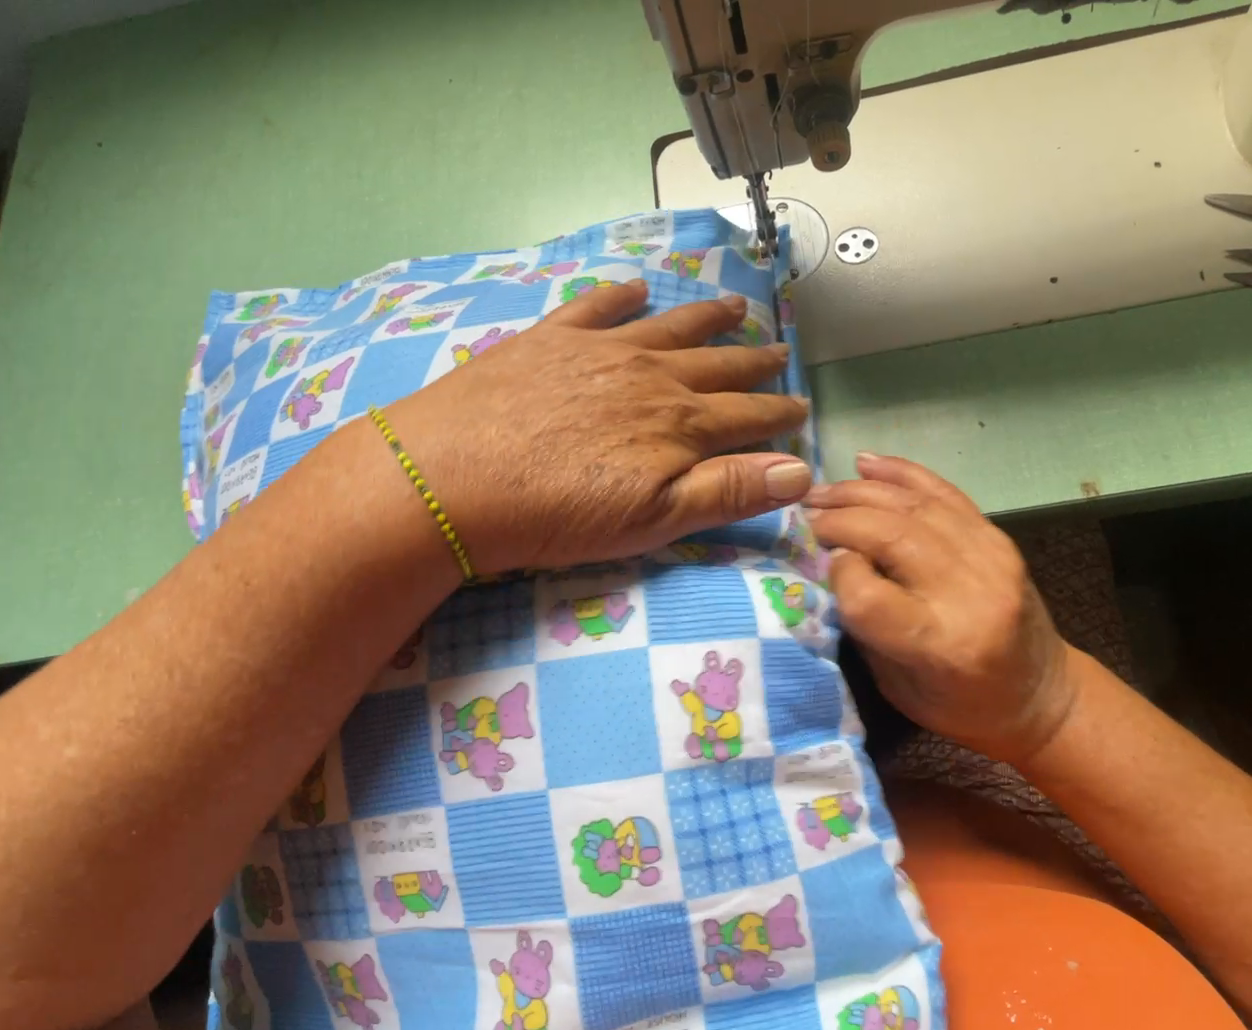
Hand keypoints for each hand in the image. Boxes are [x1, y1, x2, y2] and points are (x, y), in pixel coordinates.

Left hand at [383, 279, 810, 572]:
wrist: (449, 481)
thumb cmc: (555, 514)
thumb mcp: (652, 519)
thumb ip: (726, 492)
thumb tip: (800, 471)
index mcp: (678, 424)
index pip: (747, 415)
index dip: (778, 414)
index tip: (802, 408)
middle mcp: (650, 376)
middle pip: (716, 365)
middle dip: (754, 362)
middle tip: (781, 353)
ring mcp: (599, 351)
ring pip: (669, 327)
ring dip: (706, 319)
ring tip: (737, 307)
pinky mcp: (550, 340)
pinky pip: (597, 307)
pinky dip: (621, 295)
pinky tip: (637, 287)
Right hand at [806, 454, 1080, 764]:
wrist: (1042, 696)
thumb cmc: (961, 706)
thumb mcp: (898, 686)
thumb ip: (865, 625)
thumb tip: (829, 563)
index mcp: (941, 644)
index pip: (868, 594)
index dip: (837, 573)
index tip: (820, 566)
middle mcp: (969, 593)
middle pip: (889, 536)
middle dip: (839, 520)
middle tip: (803, 516)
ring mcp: (990, 557)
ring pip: (913, 505)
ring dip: (860, 491)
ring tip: (820, 492)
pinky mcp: (998, 537)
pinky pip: (943, 492)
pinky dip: (901, 474)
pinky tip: (866, 465)